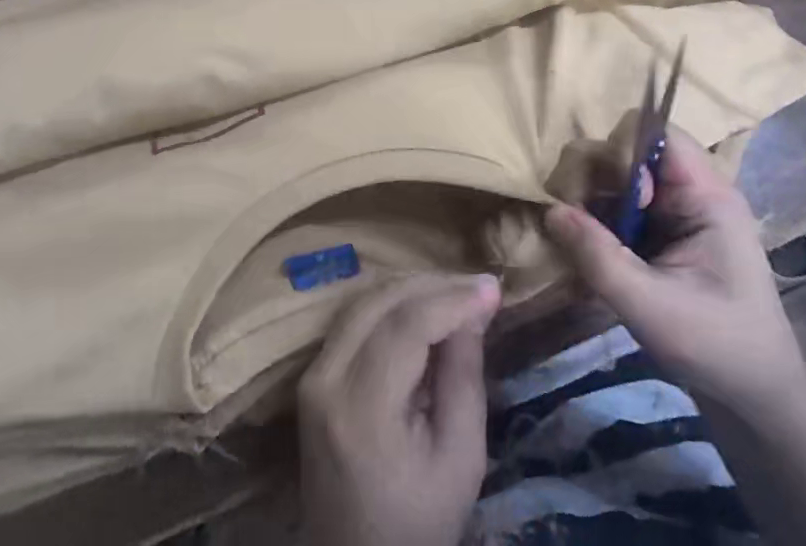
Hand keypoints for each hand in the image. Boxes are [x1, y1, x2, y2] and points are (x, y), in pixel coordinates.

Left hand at [297, 273, 501, 545]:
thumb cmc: (418, 520)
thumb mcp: (461, 457)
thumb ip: (464, 375)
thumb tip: (476, 305)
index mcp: (361, 411)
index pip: (405, 327)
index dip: (452, 299)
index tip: (493, 288)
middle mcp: (325, 380)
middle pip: (379, 302)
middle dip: (434, 285)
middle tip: (479, 287)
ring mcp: (311, 375)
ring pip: (362, 301)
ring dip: (412, 288)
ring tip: (458, 293)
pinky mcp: (311, 375)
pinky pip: (352, 319)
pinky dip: (391, 304)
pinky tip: (424, 308)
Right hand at [544, 128, 805, 415]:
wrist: (754, 391)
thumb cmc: (715, 345)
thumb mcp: (649, 306)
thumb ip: (598, 256)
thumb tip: (551, 210)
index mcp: (706, 196)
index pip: (657, 133)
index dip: (623, 152)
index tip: (617, 201)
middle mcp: (692, 192)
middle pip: (630, 151)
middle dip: (599, 180)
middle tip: (586, 226)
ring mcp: (678, 211)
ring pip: (620, 178)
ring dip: (595, 203)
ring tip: (586, 244)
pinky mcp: (665, 231)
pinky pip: (623, 206)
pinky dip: (602, 221)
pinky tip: (594, 252)